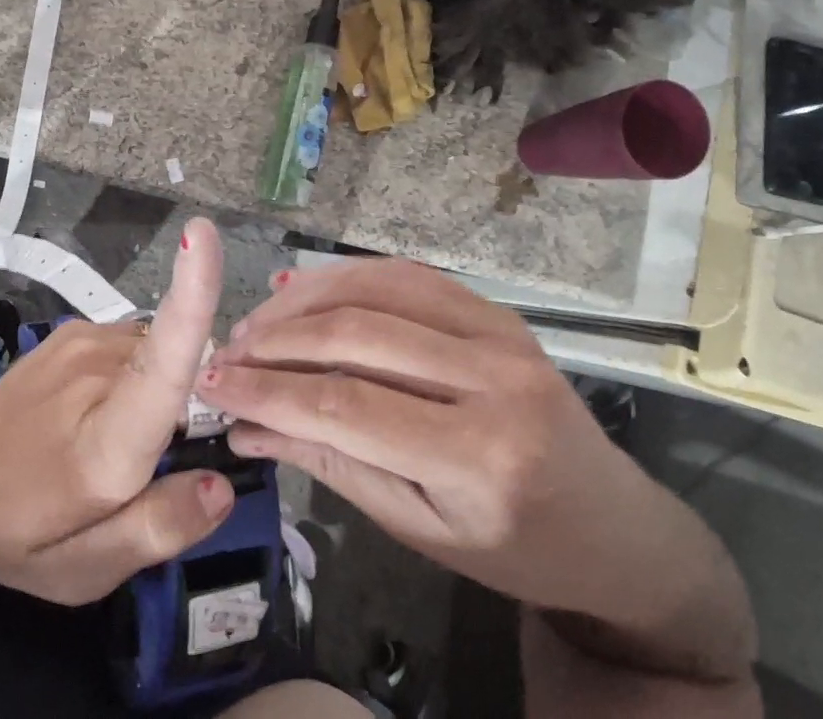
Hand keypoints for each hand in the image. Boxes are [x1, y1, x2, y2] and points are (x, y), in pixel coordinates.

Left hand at [0, 218, 234, 605]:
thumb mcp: (82, 567)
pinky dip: (139, 376)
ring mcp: (79, 343)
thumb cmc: (15, 529)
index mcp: (105, 441)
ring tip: (123, 444)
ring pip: (160, 357)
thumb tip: (220, 484)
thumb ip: (157, 529)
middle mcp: (94, 372)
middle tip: (157, 470)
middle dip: (199, 412)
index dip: (190, 300)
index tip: (203, 237)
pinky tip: (101, 413)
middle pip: (185, 372)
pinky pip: (135, 346)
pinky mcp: (71, 333)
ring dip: (165, 394)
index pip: (159, 366)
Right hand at [196, 258, 754, 680]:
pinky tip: (298, 292)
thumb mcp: (415, 526)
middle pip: (353, 338)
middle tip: (221, 356)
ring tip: (251, 325)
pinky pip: (405, 275)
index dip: (264, 391)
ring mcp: (501, 334)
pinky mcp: (496, 312)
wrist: (615, 527)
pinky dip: (342, 277)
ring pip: (375, 291)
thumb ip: (328, 464)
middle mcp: (494, 380)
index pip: (343, 407)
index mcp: (479, 455)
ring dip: (299, 302)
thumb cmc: (514, 547)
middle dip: (272, 343)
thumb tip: (242, 427)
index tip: (208, 384)